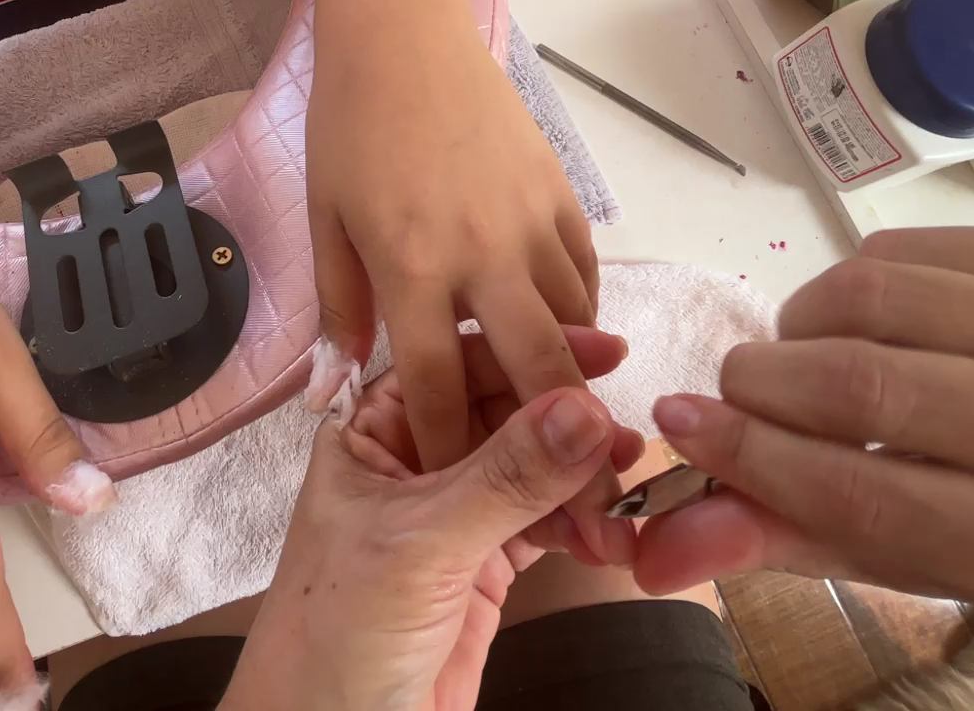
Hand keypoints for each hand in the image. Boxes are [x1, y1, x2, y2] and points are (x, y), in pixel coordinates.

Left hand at [222, 328, 642, 710]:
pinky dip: (578, 523)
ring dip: (580, 477)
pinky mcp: (484, 557)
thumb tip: (587, 405)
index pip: (456, 365)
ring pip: (529, 468)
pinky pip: (541, 520)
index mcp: (375, 426)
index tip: (604, 349)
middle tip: (625, 439)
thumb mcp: (422, 541)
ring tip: (629, 485)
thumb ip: (505, 476)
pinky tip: (609, 532)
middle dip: (564, 423)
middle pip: (501, 412)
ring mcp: (452, 506)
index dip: (525, 350)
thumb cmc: (343, 625)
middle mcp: (414, 453)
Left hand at [306, 11, 629, 563]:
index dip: (446, 446)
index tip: (452, 487)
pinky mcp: (562, 190)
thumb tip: (335, 386)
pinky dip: (582, 308)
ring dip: (567, 368)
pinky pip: (587, 269)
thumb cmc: (349, 127)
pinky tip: (563, 322)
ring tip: (554, 399)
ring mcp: (533, 221)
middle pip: (538, 371)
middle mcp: (486, 254)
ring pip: (576, 321)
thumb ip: (338, 308)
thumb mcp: (325, 220)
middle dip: (549, 435)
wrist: (401, 36)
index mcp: (413, 269)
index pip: (438, 386)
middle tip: (550, 471)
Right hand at [634, 227, 973, 643]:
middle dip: (758, 383)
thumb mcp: (899, 564)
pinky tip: (862, 326)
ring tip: (806, 361)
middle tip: (735, 393)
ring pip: (868, 295)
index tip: (674, 424)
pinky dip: (842, 286)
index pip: (870, 495)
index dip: (750, 458)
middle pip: (863, 383)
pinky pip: (897, 250)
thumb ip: (776, 542)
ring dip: (797, 328)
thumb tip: (650, 551)